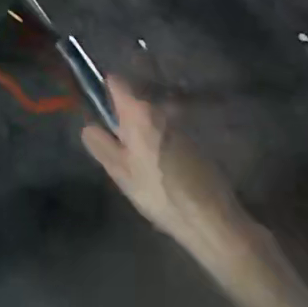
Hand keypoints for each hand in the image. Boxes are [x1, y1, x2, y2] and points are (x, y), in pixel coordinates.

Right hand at [82, 77, 241, 243]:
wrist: (216, 224)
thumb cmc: (158, 191)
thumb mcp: (116, 168)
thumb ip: (97, 140)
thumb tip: (92, 126)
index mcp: (139, 113)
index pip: (116, 82)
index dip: (103, 89)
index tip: (98, 109)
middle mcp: (163, 114)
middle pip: (135, 105)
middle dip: (125, 120)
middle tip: (119, 148)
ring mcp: (185, 132)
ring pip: (154, 124)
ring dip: (145, 137)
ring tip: (142, 166)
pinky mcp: (200, 150)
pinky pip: (170, 140)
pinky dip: (163, 150)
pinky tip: (164, 177)